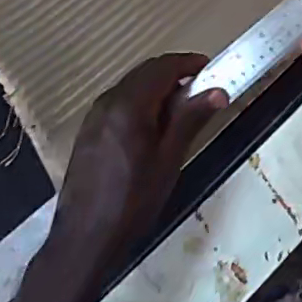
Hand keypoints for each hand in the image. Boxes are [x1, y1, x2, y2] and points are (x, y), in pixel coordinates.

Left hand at [48, 53, 226, 279]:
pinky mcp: (90, 128)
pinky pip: (120, 100)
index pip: (163, 67)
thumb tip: (217, 92)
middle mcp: (109, 100)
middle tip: (200, 90)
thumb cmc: (133, 200)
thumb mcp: (169, 160)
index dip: (188, 62)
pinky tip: (152, 125)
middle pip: (146, 71)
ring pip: (132, 85)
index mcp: (130, 104)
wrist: (85, 238)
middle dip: (174, 73)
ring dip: (157, 87)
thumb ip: (191, 119)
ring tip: (180, 109)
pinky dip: (140, 100)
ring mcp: (96, 114)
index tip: (210, 68)